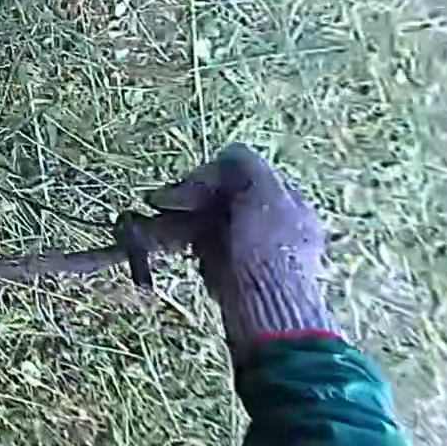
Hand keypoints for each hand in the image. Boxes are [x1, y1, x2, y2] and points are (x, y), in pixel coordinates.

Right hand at [150, 144, 334, 344]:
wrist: (260, 296)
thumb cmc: (267, 245)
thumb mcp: (265, 196)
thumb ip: (248, 167)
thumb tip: (230, 149)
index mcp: (284, 199)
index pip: (236, 170)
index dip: (210, 174)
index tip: (193, 187)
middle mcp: (264, 213)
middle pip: (212, 189)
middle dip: (186, 193)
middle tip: (165, 203)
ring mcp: (240, 234)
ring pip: (196, 209)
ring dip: (174, 212)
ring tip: (162, 220)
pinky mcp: (218, 252)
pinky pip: (190, 231)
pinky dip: (175, 231)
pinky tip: (169, 237)